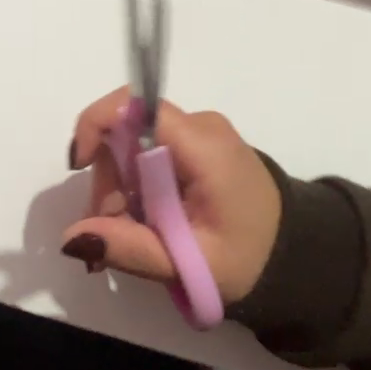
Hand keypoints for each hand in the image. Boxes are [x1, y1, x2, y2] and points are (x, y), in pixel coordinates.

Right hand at [60, 87, 282, 307]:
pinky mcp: (196, 143)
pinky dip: (134, 182)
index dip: (96, 124)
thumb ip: (130, 248)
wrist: (299, 256)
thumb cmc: (250, 258)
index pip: (133, 105)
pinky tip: (140, 219)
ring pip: (131, 143)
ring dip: (117, 184)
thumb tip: (71, 237)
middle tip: (107, 226)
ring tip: (126, 231)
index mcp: (202, 145)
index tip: (79, 165)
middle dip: (106, 176)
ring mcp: (198, 132)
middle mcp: (199, 125)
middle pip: (125, 130)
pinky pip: (147, 150)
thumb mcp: (189, 264)